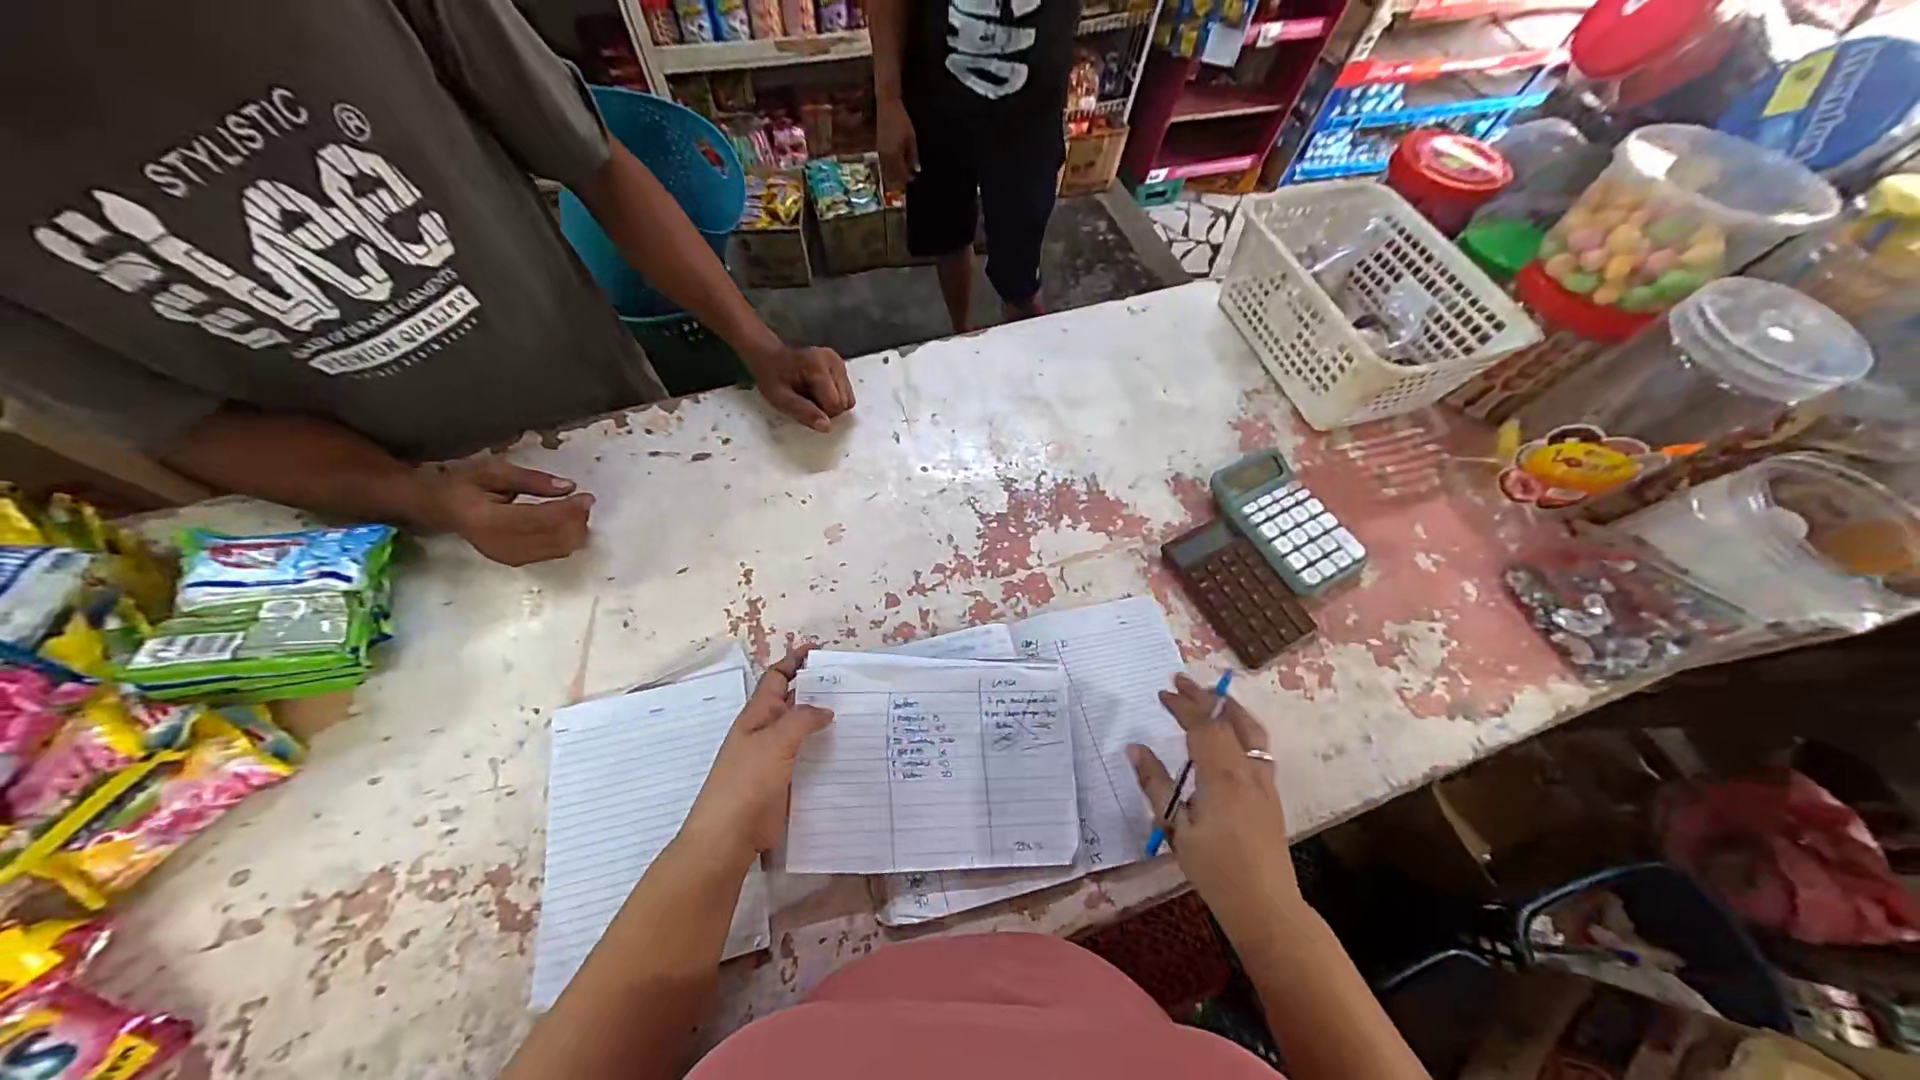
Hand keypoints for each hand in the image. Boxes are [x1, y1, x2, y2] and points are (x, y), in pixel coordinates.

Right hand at [418, 457, 592, 566]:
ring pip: (556, 550)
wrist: (440, 508)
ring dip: (575, 531)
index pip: (539, 520)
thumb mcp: (493, 471)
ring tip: (577, 510)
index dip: (568, 510)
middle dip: (576, 521)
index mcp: (487, 520)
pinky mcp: (513, 561)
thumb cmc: (464, 484)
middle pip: (552, 539)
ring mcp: (506, 557)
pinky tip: (568, 524)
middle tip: (585, 502)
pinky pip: (550, 554)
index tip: (587, 497)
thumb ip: (532, 479)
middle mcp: (497, 544)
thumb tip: (569, 487)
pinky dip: (566, 539)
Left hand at [683, 648, 833, 860]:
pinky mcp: (784, 782)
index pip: (776, 678)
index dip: (793, 661)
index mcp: (757, 715)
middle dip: (815, 689)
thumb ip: (802, 719)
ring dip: (823, 721)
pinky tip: (846, 750)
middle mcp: (765, 732)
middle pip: (791, 702)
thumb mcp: (775, 741)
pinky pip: (807, 757)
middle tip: (849, 682)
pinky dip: (825, 750)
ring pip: (802, 730)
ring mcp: (774, 758)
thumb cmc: (746, 782)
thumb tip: (825, 709)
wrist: (728, 835)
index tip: (816, 649)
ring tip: (856, 713)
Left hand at [742, 343, 855, 431]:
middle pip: (844, 402)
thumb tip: (827, 427)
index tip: (804, 406)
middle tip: (807, 401)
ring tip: (812, 395)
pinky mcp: (842, 366)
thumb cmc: (772, 377)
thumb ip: (803, 412)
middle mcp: (834, 361)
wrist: (769, 356)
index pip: (835, 404)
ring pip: (848, 399)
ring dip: (832, 404)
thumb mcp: (780, 397)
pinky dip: (835, 397)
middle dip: (828, 409)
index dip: (821, 413)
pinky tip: (819, 390)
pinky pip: (847, 392)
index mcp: (818, 366)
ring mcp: (840, 363)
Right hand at [877, 97, 919, 185]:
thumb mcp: (911, 139)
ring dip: (894, 174)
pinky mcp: (878, 148)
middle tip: (909, 177)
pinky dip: (890, 168)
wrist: (886, 107)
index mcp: (894, 156)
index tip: (914, 177)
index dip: (908, 177)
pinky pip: (884, 164)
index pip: (901, 173)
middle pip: (893, 175)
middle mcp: (885, 157)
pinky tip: (895, 165)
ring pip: (887, 170)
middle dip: (901, 178)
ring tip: (903, 172)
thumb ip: (913, 156)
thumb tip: (916, 170)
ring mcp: (880, 153)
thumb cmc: (901, 121)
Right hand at [1129, 674, 1300, 932]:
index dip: (1182, 706)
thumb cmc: (1215, 869)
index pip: (1203, 726)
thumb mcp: (1175, 828)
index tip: (1162, 694)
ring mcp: (1264, 780)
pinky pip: (1258, 745)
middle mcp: (1248, 770)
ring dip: (1228, 707)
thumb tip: (1134, 748)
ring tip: (1210, 695)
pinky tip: (1230, 732)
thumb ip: (1155, 784)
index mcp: (1222, 776)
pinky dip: (1242, 726)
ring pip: (1251, 730)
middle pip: (1228, 720)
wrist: (1266, 905)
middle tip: (1180, 680)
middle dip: (1203, 697)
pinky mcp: (1270, 793)